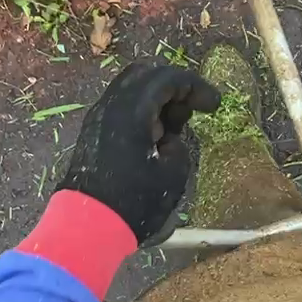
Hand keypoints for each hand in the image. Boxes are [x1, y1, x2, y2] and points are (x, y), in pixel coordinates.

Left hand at [56, 62, 220, 244]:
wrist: (87, 227)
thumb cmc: (134, 201)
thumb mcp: (173, 174)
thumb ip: (178, 145)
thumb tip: (168, 140)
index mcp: (133, 110)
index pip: (168, 78)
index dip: (196, 87)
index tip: (214, 107)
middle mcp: (112, 105)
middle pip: (147, 74)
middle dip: (175, 86)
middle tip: (191, 111)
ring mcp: (99, 116)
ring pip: (132, 88)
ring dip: (158, 100)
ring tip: (172, 130)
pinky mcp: (93, 131)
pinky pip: (123, 106)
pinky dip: (143, 112)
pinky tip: (153, 139)